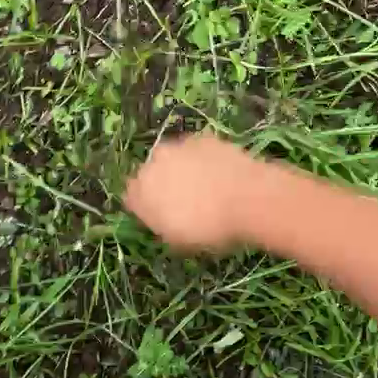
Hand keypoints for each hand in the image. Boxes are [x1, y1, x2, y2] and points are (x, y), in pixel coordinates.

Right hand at [123, 133, 270, 253]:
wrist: (247, 197)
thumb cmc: (209, 228)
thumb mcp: (178, 240)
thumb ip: (160, 224)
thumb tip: (159, 216)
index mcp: (142, 191)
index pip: (131, 196)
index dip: (145, 205)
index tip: (159, 215)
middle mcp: (153, 163)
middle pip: (150, 172)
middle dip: (161, 183)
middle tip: (182, 200)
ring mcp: (178, 146)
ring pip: (172, 158)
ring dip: (181, 168)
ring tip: (203, 186)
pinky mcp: (201, 137)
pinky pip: (194, 150)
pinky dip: (201, 158)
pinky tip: (218, 172)